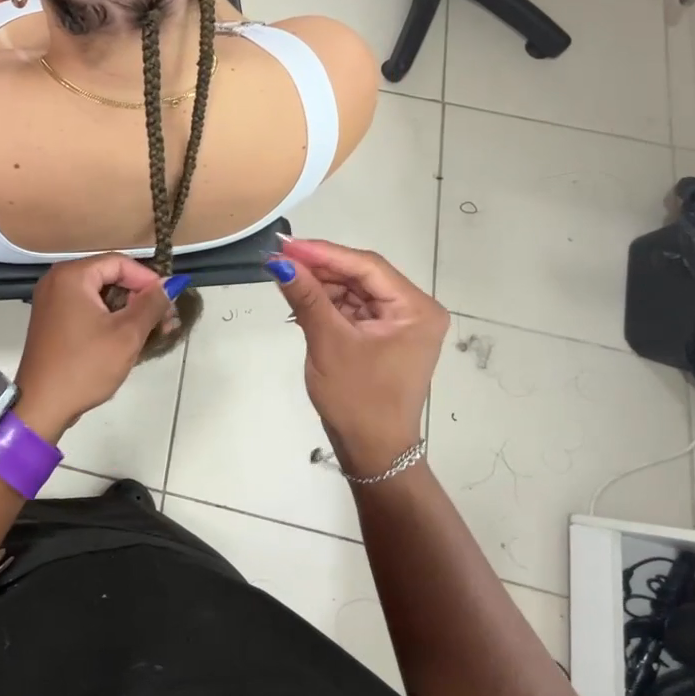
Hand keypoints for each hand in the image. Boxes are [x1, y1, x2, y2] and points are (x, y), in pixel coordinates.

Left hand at [14, 255, 175, 440]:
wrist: (41, 404)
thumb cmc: (84, 366)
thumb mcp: (126, 334)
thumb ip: (151, 304)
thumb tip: (171, 284)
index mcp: (71, 275)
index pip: (119, 262)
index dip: (148, 280)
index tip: (169, 302)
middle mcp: (56, 280)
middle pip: (108, 276)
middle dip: (139, 296)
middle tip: (164, 320)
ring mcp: (50, 301)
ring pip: (99, 294)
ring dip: (126, 310)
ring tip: (152, 332)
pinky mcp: (51, 320)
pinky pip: (85, 308)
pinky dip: (107, 318)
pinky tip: (127, 338)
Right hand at [267, 239, 448, 476]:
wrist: (372, 450)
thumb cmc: (358, 397)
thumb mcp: (329, 342)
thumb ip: (307, 297)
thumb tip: (279, 261)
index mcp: (416, 310)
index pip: (367, 266)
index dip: (324, 253)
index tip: (286, 245)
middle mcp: (414, 311)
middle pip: (361, 275)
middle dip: (320, 268)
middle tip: (279, 260)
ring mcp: (399, 324)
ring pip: (354, 289)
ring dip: (321, 285)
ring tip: (284, 277)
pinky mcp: (382, 337)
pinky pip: (352, 308)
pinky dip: (326, 303)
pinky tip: (300, 298)